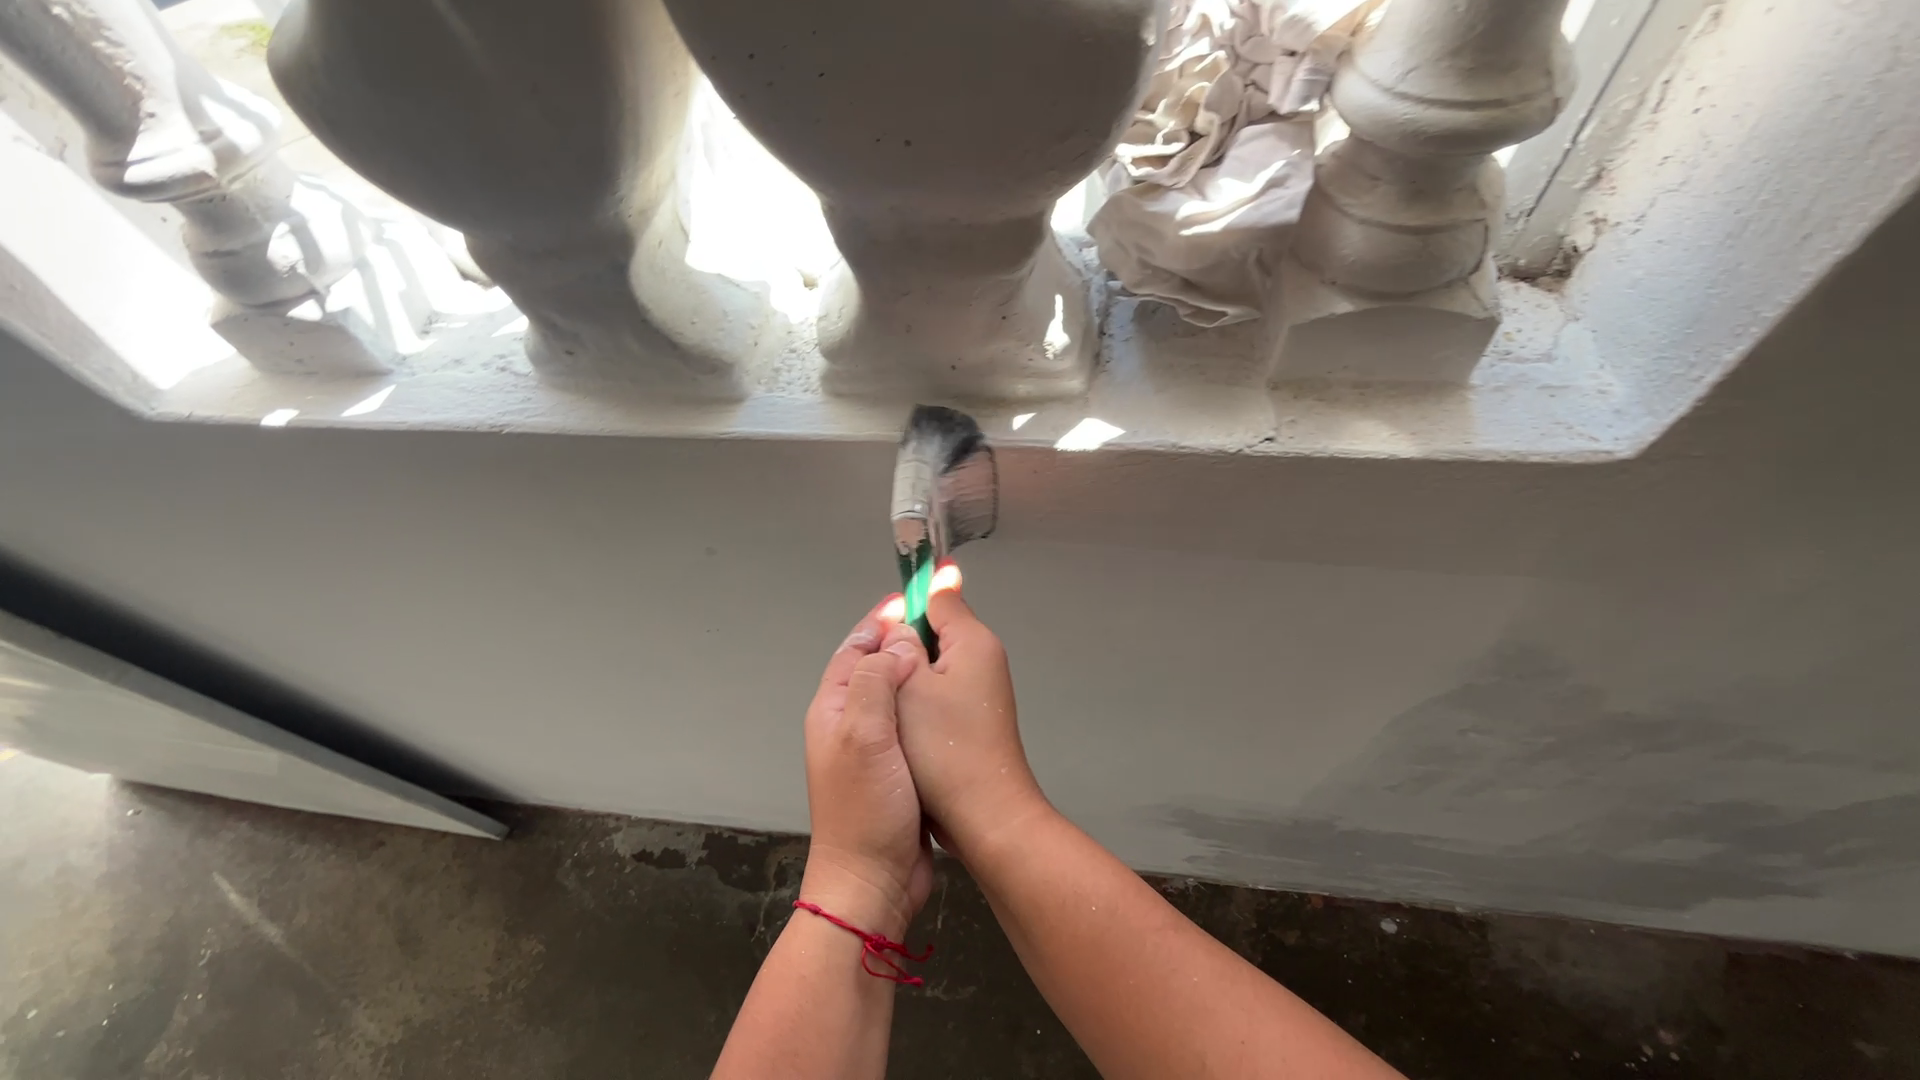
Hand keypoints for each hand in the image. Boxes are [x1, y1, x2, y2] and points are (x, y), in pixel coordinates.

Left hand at [800, 598, 934, 938]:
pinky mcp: (898, 770)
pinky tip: (952, 704)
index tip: (916, 597)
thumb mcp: (866, 734)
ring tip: (952, 655)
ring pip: (897, 695)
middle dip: (903, 641)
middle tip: (943, 623)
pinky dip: (929, 706)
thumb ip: (878, 681)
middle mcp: (850, 722)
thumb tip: (900, 642)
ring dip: (918, 673)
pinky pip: (913, 724)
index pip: (856, 648)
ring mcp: (874, 749)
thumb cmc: (867, 805)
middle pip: (876, 667)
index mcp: (834, 708)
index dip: (883, 621)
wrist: (873, 882)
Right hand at [893, 567, 1051, 861]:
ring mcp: (981, 690)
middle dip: (903, 646)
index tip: (879, 629)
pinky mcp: (973, 717)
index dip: (905, 603)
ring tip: (889, 701)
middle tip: (878, 673)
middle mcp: (984, 658)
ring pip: (931, 665)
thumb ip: (914, 636)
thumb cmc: (944, 748)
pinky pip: (939, 692)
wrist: (983, 815)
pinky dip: (919, 700)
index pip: (939, 595)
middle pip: (934, 631)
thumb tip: (928, 593)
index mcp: (973, 641)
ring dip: (908, 677)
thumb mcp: (914, 685)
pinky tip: (902, 722)